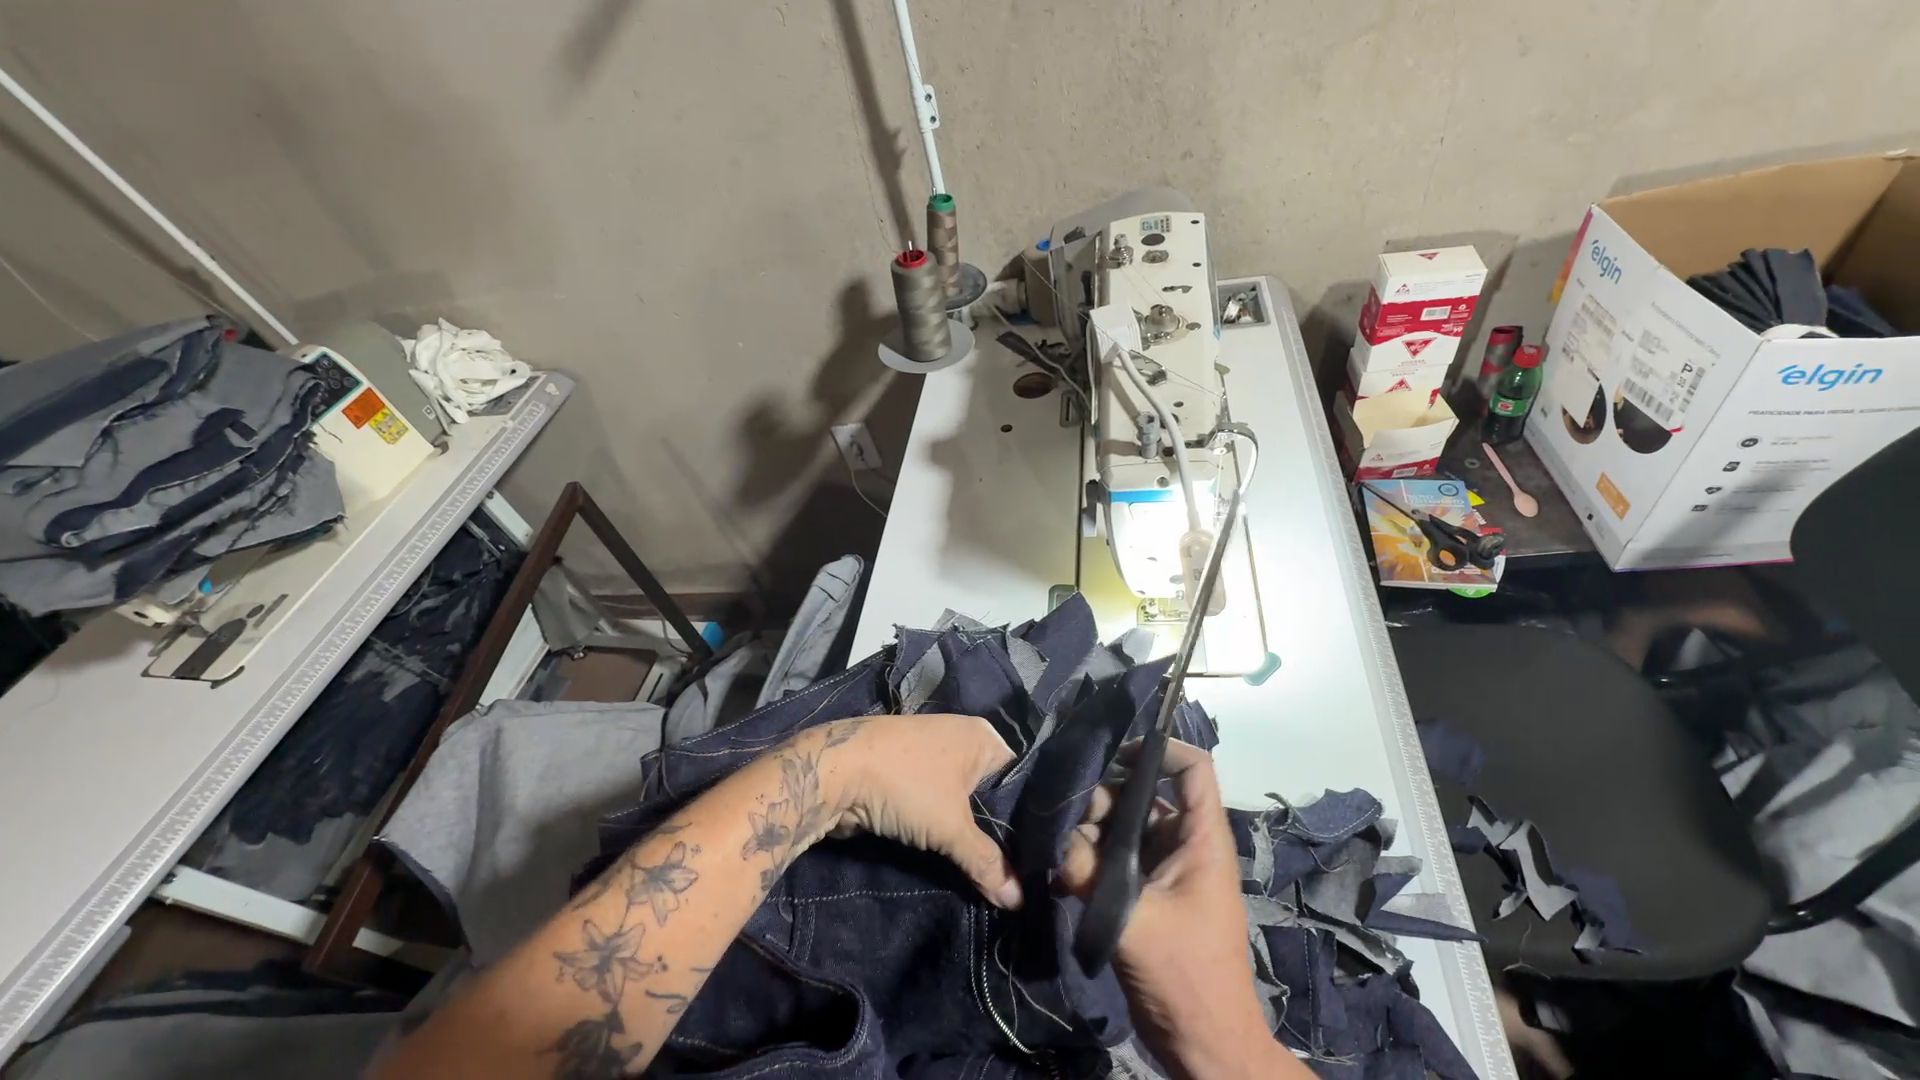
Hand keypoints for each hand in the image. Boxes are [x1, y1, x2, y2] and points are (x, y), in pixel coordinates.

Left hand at [816, 714, 1023, 909]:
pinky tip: (961, 861)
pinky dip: (947, 832)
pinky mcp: (908, 778)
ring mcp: (933, 758)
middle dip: (1001, 834)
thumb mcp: (952, 828)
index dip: (1034, 820)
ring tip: (998, 876)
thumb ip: (987, 863)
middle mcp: (962, 740)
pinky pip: (940, 808)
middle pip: (994, 795)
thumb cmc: (905, 785)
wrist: (832, 774)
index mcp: (983, 737)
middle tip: (1024, 876)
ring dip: (971, 836)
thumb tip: (1019, 901)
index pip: (1024, 780)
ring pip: (965, 805)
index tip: (1046, 859)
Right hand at [1057, 739, 1307, 1079]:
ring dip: (1094, 831)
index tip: (1113, 756)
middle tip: (1068, 813)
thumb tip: (1055, 840)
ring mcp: (1167, 871)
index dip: (1159, 749)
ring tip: (1059, 843)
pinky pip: (1120, 860)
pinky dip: (1093, 859)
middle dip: (1107, 796)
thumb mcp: (1133, 919)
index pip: (1193, 768)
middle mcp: (1186, 846)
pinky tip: (1061, 870)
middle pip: (1148, 795)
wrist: (1204, 1043)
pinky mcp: (1150, 896)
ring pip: (1128, 827)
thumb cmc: (1185, 974)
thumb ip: (1089, 873)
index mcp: (1202, 840)